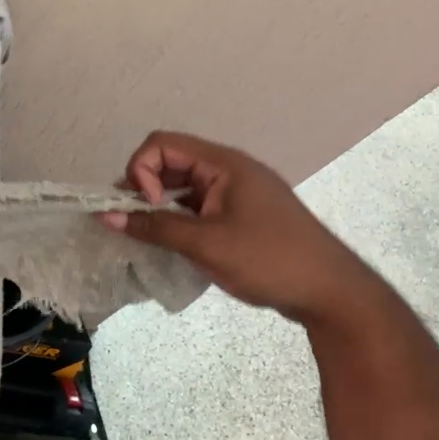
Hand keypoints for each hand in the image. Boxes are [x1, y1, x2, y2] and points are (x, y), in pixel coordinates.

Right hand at [99, 131, 380, 324]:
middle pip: (170, 162)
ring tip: (149, 237)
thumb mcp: (206, 244)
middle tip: (136, 224)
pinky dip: (178, 219)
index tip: (148, 207)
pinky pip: (197, 205)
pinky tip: (174, 245)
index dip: (141, 171)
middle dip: (144, 189)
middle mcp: (229, 170)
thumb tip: (105, 215)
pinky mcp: (242, 215)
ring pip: (182, 186)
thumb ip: (154, 227)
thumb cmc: (269, 260)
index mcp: (224, 164)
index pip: (162, 145)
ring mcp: (237, 192)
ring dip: (160, 207)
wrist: (333, 294)